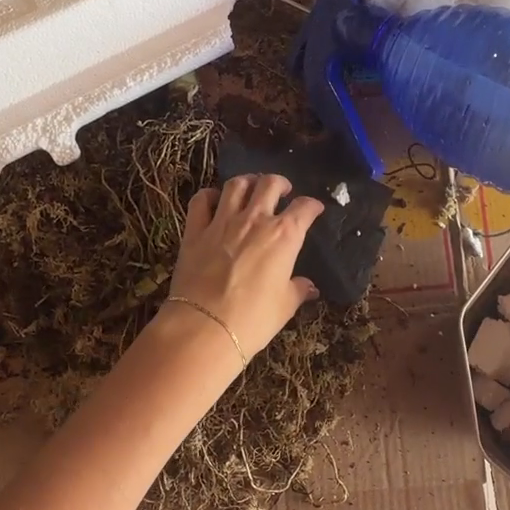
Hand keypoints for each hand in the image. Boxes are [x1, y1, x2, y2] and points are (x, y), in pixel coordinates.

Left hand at [159, 174, 322, 357]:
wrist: (205, 327)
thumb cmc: (253, 319)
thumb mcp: (284, 307)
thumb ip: (298, 290)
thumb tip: (310, 287)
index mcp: (284, 235)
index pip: (304, 208)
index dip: (312, 205)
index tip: (314, 208)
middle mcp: (255, 219)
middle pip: (269, 184)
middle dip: (280, 183)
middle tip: (282, 190)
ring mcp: (222, 221)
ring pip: (236, 185)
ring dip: (247, 182)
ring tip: (251, 187)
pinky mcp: (195, 230)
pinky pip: (201, 201)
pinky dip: (209, 196)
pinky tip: (214, 200)